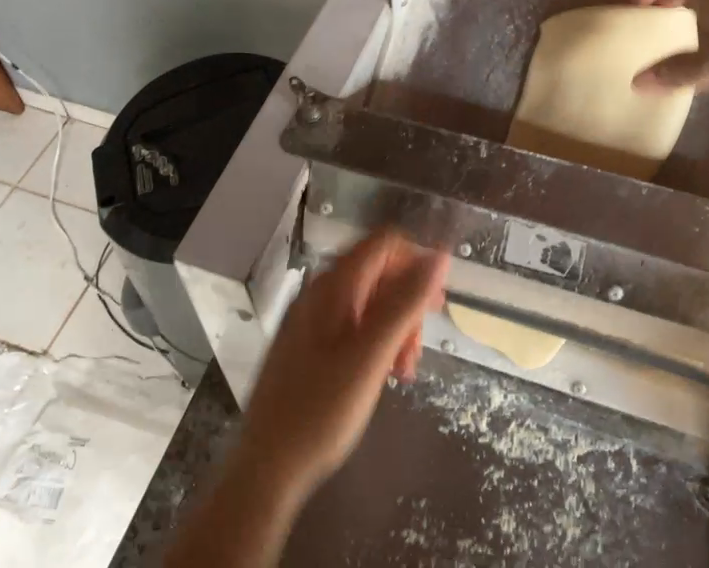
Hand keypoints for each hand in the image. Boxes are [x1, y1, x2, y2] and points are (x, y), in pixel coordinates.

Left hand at [233, 229, 449, 497]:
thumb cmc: (323, 409)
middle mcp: (321, 294)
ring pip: (370, 304)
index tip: (437, 302)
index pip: (384, 244)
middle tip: (421, 346)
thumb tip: (438, 256)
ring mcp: (313, 321)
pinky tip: (387, 375)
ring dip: (397, 328)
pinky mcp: (311, 348)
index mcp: (333, 287)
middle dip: (408, 303)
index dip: (416, 262)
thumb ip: (406, 302)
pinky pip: (355, 328)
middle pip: (379, 274)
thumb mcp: (372, 354)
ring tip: (406, 369)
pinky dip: (378, 344)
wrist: (269, 465)